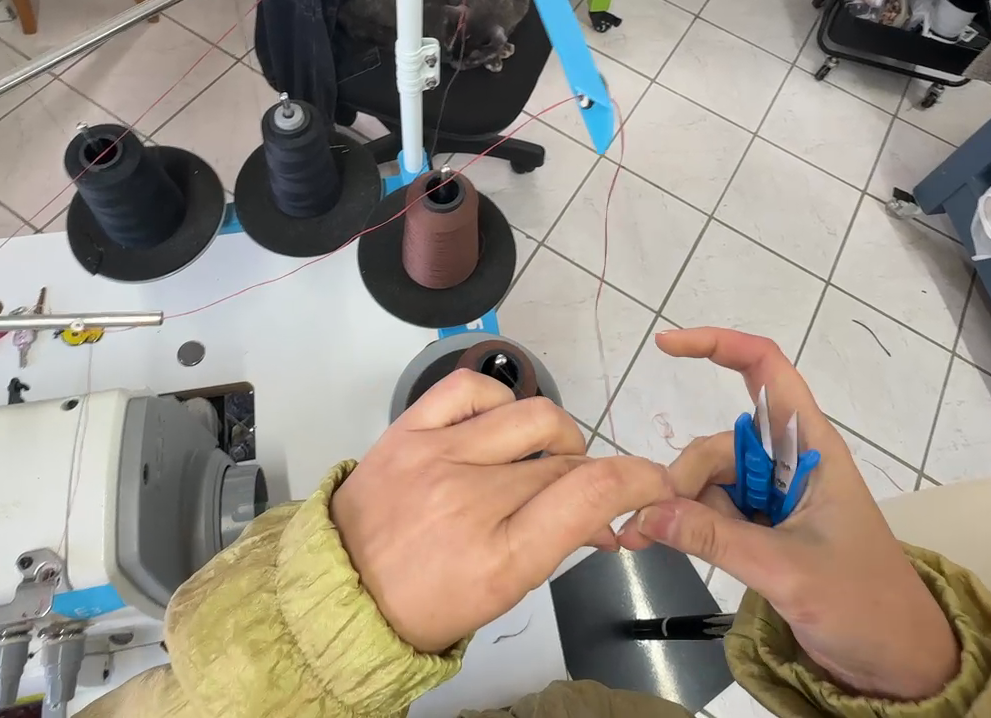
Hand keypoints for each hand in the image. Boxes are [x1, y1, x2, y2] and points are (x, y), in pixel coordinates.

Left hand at [332, 369, 671, 653]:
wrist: (339, 591)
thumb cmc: (425, 603)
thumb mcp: (500, 593)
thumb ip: (555, 544)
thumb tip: (605, 515)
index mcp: (498, 558)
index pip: (588, 494)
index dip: (636, 478)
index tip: (651, 479)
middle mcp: (469, 499)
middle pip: (564, 461)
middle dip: (585, 476)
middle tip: (576, 492)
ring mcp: (435, 456)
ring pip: (532, 417)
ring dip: (555, 436)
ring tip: (542, 456)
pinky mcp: (406, 430)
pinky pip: (469, 387)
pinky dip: (499, 398)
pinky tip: (498, 423)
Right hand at [618, 328, 958, 700]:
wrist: (900, 665)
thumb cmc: (865, 606)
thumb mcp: (788, 571)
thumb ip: (716, 538)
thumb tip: (647, 511)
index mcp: (811, 447)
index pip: (766, 369)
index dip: (718, 344)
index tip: (666, 345)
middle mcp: (789, 460)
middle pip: (721, 442)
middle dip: (685, 477)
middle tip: (653, 525)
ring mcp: (775, 493)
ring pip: (711, 478)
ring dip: (684, 507)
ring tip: (659, 543)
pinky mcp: (764, 523)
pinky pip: (714, 507)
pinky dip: (690, 522)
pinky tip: (670, 543)